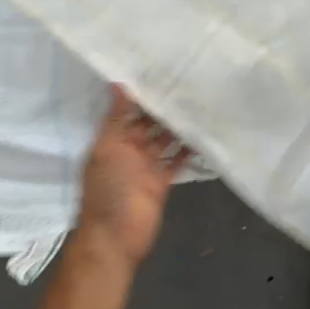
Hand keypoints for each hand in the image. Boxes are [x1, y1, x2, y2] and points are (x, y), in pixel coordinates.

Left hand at [74, 84, 188, 267]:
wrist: (115, 237)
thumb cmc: (107, 189)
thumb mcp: (108, 148)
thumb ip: (116, 117)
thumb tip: (118, 82)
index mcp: (112, 139)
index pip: (127, 111)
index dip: (141, 94)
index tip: (160, 71)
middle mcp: (129, 149)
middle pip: (148, 124)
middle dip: (162, 108)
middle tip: (186, 83)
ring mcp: (146, 166)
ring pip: (164, 141)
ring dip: (177, 127)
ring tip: (198, 104)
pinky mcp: (162, 181)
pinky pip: (176, 162)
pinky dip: (187, 152)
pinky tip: (202, 135)